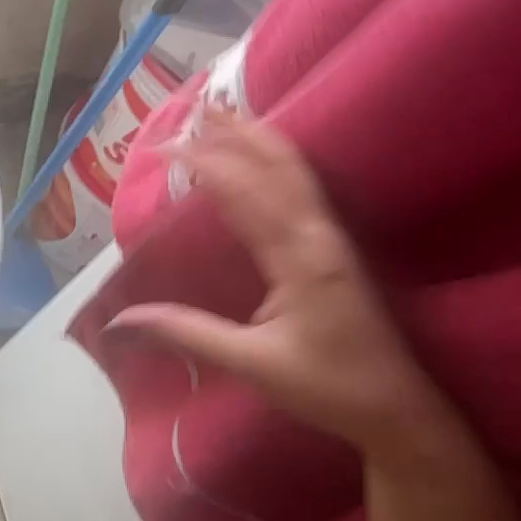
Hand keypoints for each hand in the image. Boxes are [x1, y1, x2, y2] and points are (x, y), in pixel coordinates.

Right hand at [107, 110, 451, 456]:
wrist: (401, 413)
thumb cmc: (328, 388)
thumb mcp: (252, 364)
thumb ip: (186, 333)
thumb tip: (119, 320)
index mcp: (301, 259)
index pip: (246, 194)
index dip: (204, 164)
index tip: (164, 148)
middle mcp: (319, 237)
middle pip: (278, 168)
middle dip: (236, 134)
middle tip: (198, 107)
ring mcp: (332, 240)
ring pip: (295, 173)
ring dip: (258, 140)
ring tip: (226, 115)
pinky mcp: (335, 248)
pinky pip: (302, 189)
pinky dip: (275, 161)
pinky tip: (261, 157)